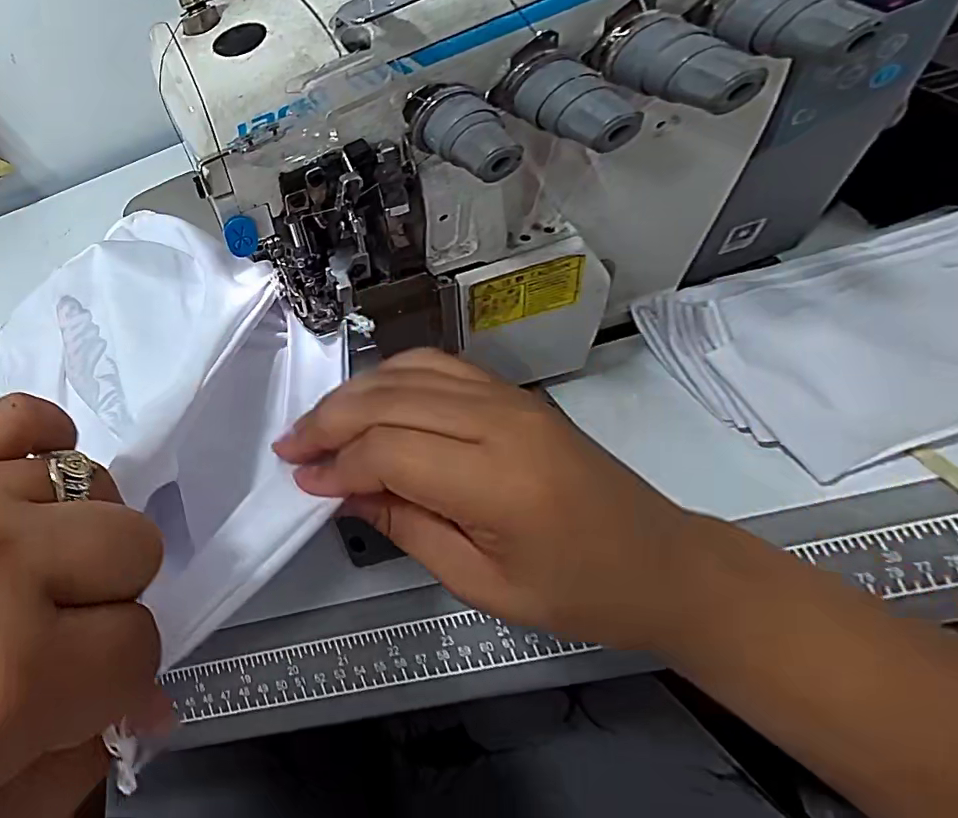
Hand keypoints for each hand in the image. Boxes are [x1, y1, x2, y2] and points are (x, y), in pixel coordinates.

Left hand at [0, 394, 166, 816]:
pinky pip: (21, 415)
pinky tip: (27, 483)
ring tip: (34, 569)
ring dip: (78, 534)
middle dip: (113, 600)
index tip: (96, 694)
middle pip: (132, 544)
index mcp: (10, 676)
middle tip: (63, 635)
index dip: (125, 680)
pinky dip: (45, 441)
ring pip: (91, 481)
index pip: (139, 647)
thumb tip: (139, 702)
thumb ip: (70, 763)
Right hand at [274, 349, 714, 649]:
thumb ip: (404, 526)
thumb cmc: (579, 591)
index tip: (304, 483)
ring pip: (402, 375)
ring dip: (349, 397)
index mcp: (501, 481)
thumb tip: (339, 490)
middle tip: (290, 448)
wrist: (667, 564)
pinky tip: (365, 400)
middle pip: (386, 401)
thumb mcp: (482, 584)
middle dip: (327, 423)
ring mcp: (507, 397)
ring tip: (317, 426)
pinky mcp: (508, 390)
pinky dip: (386, 377)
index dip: (336, 464)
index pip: (389, 450)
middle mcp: (501, 422)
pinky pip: (431, 365)